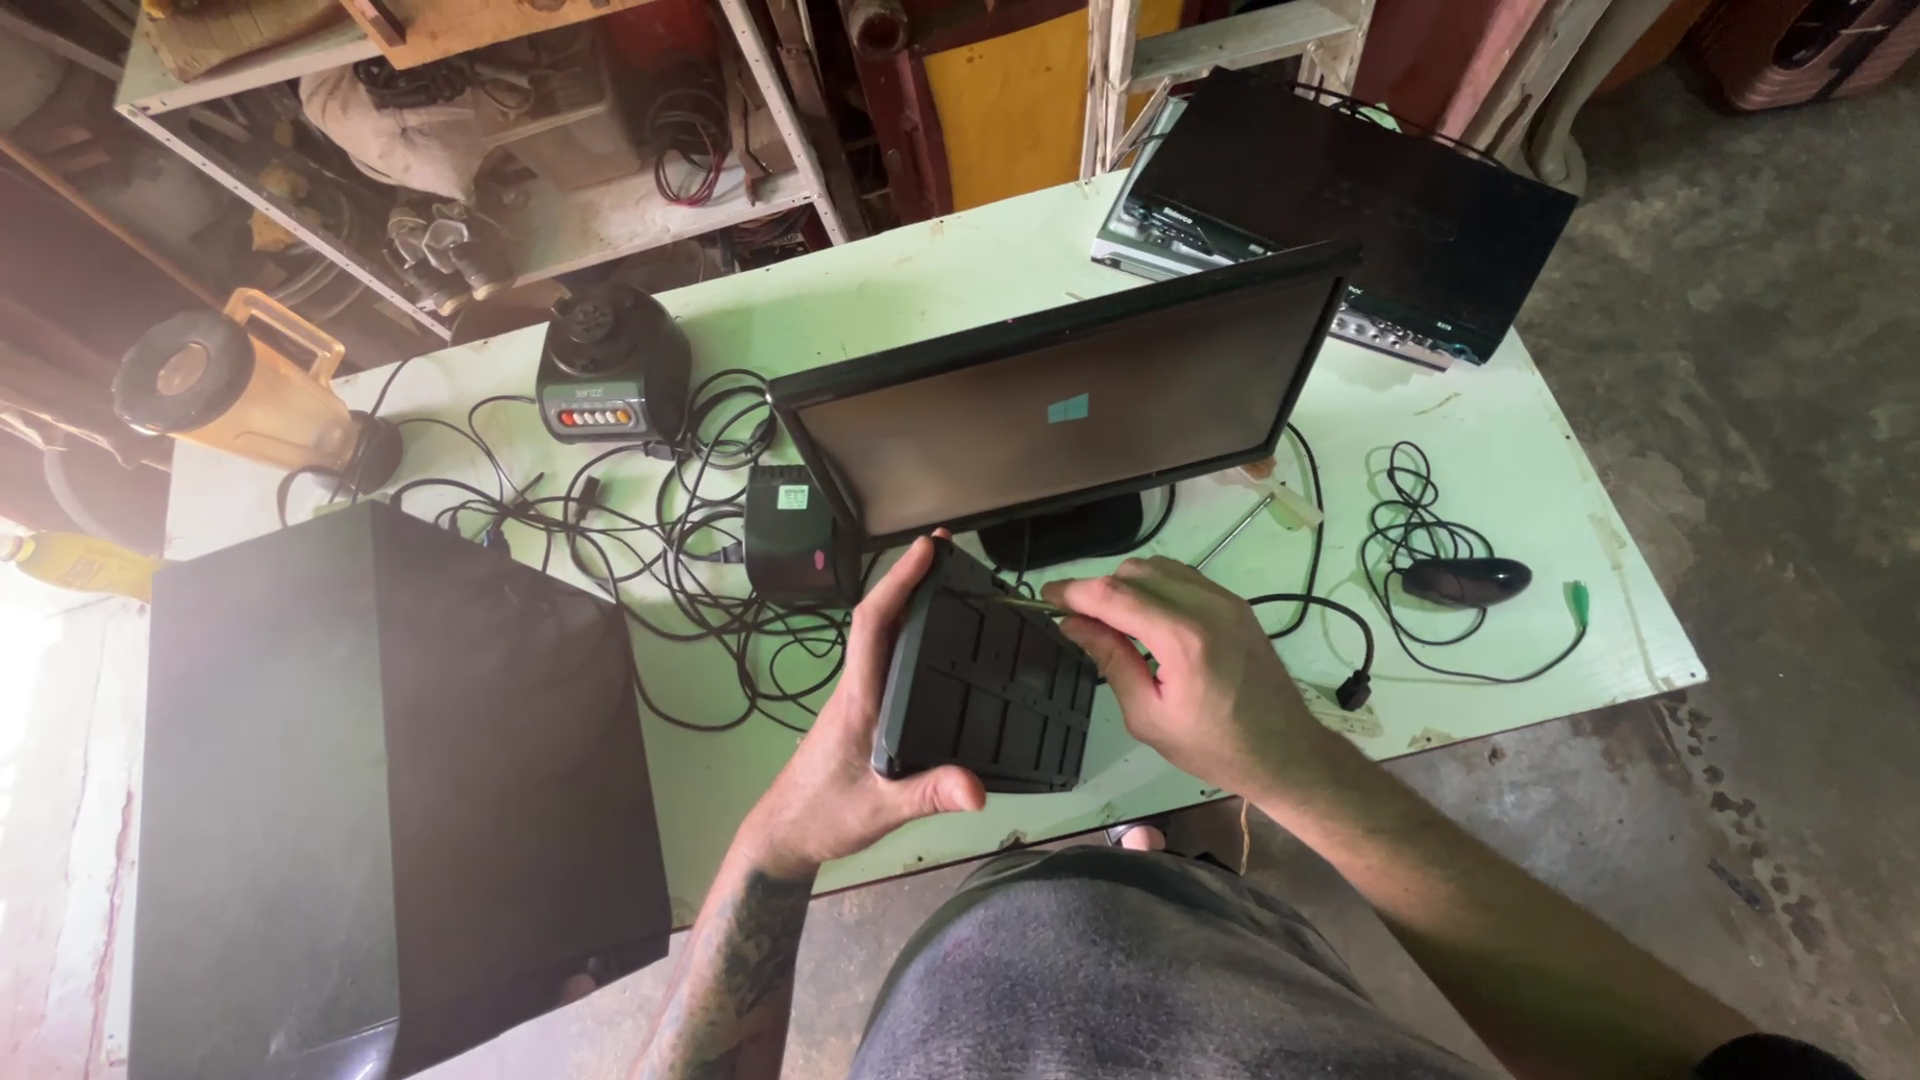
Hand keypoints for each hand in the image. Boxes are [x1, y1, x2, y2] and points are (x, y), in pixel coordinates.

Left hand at [737, 533, 986, 879]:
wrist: (783, 834)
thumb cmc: (823, 815)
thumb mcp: (881, 809)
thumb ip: (929, 795)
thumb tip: (978, 788)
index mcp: (859, 697)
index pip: (874, 623)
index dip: (899, 580)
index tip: (927, 549)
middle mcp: (855, 685)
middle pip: (879, 616)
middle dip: (909, 576)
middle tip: (948, 549)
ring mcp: (855, 694)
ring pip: (880, 634)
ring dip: (907, 599)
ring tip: (947, 579)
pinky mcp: (859, 707)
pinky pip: (883, 655)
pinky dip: (906, 629)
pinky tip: (931, 635)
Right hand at [1042, 556, 1339, 801]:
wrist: (1285, 751)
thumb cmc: (1213, 747)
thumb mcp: (1147, 715)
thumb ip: (1110, 660)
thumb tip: (1072, 623)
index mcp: (1183, 640)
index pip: (1114, 596)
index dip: (1073, 591)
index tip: (1046, 596)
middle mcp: (1206, 607)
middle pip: (1133, 573)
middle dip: (1099, 590)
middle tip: (1081, 622)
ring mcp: (1225, 600)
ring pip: (1157, 567)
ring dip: (1126, 585)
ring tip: (1113, 621)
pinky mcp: (1235, 603)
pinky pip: (1182, 575)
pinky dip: (1154, 586)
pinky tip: (1147, 617)